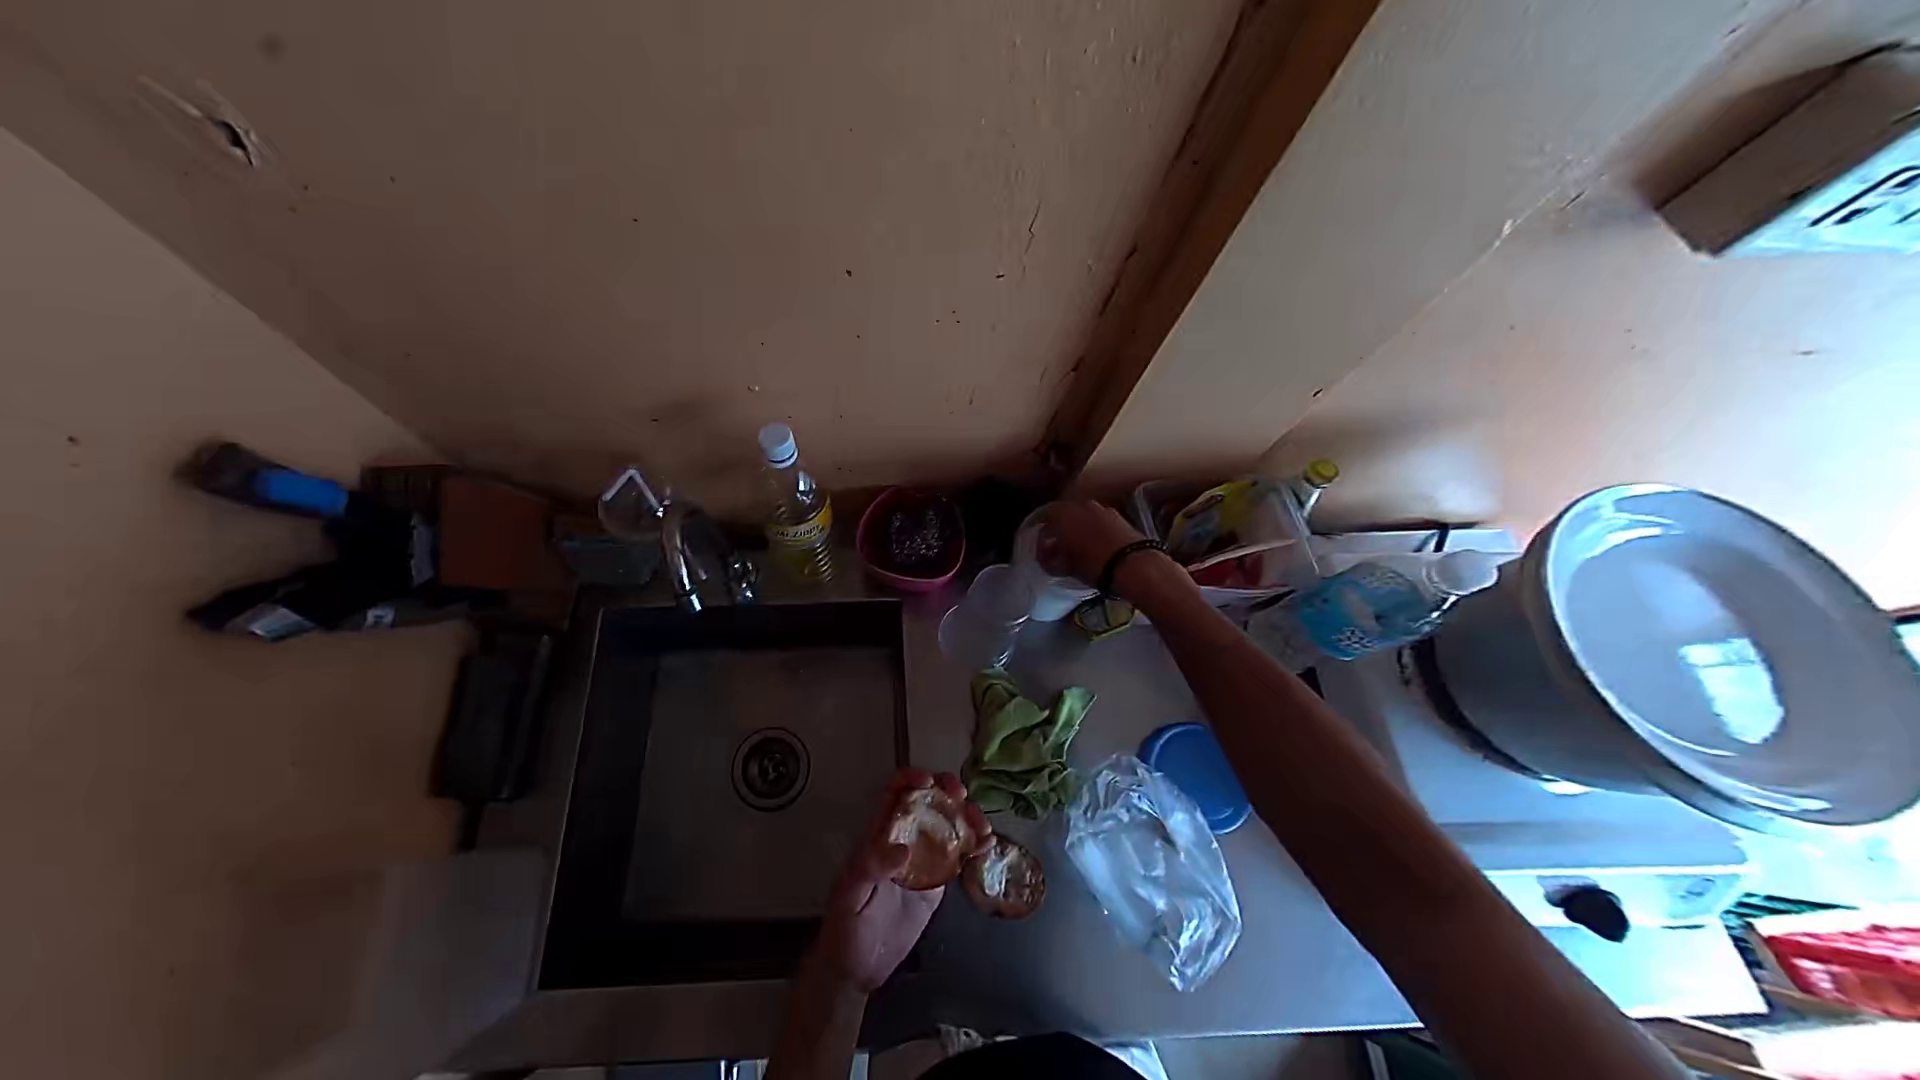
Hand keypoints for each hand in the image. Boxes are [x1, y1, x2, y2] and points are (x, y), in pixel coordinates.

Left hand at [807, 769, 991, 993]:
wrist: (857, 968)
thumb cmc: (845, 927)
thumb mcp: (850, 894)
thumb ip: (871, 868)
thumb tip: (904, 850)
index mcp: (878, 834)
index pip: (893, 792)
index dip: (910, 779)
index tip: (929, 782)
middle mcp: (903, 838)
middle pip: (927, 801)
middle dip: (946, 790)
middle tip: (962, 796)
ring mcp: (923, 857)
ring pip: (948, 823)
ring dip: (967, 816)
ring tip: (983, 826)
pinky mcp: (938, 879)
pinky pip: (959, 853)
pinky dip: (975, 844)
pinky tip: (986, 845)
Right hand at [1037, 499, 1148, 585]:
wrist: (1134, 564)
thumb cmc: (1094, 565)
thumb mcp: (1067, 567)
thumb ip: (1052, 561)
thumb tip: (1050, 559)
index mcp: (1063, 514)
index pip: (1044, 519)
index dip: (1041, 537)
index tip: (1043, 554)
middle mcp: (1081, 505)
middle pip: (1064, 514)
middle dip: (1059, 530)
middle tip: (1058, 549)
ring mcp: (1102, 509)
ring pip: (1083, 516)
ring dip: (1078, 529)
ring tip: (1078, 549)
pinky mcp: (1119, 516)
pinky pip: (1099, 520)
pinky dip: (1094, 530)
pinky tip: (1096, 546)